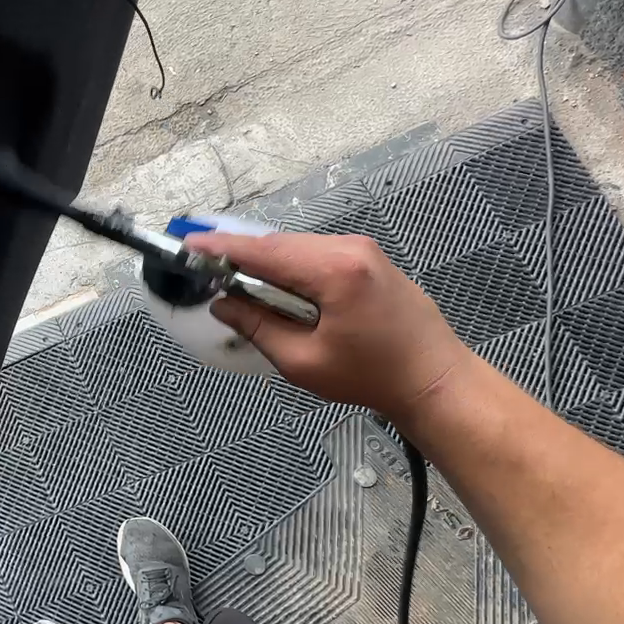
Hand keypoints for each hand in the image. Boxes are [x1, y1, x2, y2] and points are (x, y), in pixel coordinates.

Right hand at [182, 231, 474, 420]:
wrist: (435, 379)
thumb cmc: (370, 376)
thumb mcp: (302, 361)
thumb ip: (257, 327)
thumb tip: (222, 305)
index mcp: (334, 271)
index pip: (264, 252)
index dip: (222, 248)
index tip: (188, 244)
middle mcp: (349, 249)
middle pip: (278, 244)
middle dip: (238, 253)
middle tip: (202, 265)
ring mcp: (362, 250)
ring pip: (295, 247)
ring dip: (262, 261)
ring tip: (230, 277)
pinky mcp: (367, 260)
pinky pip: (313, 254)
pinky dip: (285, 265)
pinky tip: (270, 283)